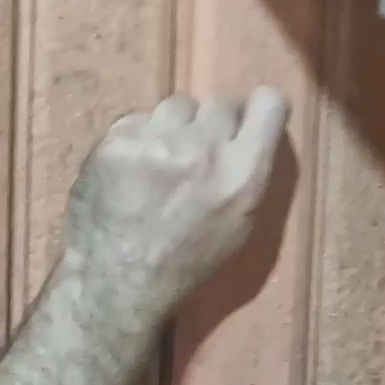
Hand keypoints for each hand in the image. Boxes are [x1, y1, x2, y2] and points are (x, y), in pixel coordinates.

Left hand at [60, 86, 289, 327]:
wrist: (115, 281)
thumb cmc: (185, 263)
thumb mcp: (238, 227)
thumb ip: (249, 174)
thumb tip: (250, 133)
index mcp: (242, 176)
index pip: (269, 104)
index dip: (259, 108)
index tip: (248, 120)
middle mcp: (203, 149)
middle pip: (219, 103)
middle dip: (211, 124)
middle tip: (197, 152)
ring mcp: (155, 141)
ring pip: (176, 106)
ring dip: (173, 127)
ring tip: (159, 160)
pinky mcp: (116, 140)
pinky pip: (137, 119)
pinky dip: (137, 138)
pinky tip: (129, 168)